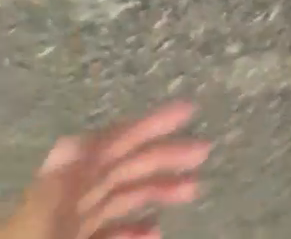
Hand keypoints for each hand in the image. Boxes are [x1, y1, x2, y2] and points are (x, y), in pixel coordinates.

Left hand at [1, 103, 209, 238]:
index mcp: (50, 199)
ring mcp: (65, 232)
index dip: (142, 127)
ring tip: (194, 192)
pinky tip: (154, 233)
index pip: (99, 150)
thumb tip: (73, 140)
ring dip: (157, 190)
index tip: (190, 111)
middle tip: (204, 153)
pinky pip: (109, 232)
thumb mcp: (38, 232)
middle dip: (161, 157)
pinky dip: (135, 228)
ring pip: (118, 199)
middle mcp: (58, 210)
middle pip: (114, 171)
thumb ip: (51, 193)